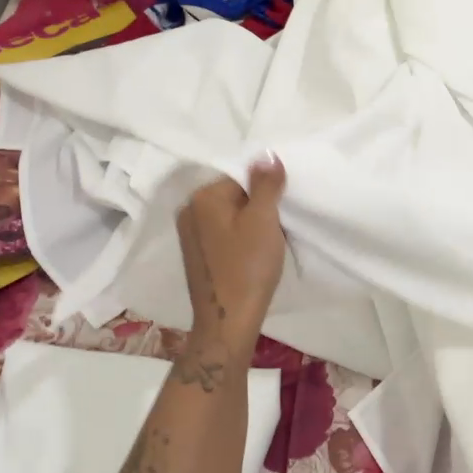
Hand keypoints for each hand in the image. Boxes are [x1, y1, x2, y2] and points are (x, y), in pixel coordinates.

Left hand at [176, 155, 288, 349]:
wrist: (228, 318)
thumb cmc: (248, 266)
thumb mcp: (264, 220)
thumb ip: (266, 184)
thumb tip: (267, 154)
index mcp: (202, 197)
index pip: (242, 176)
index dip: (267, 190)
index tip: (283, 209)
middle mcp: (189, 210)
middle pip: (234, 193)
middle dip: (259, 204)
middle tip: (280, 225)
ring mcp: (190, 233)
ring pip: (230, 213)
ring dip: (252, 221)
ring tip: (269, 240)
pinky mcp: (197, 253)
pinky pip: (224, 231)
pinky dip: (242, 236)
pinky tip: (255, 252)